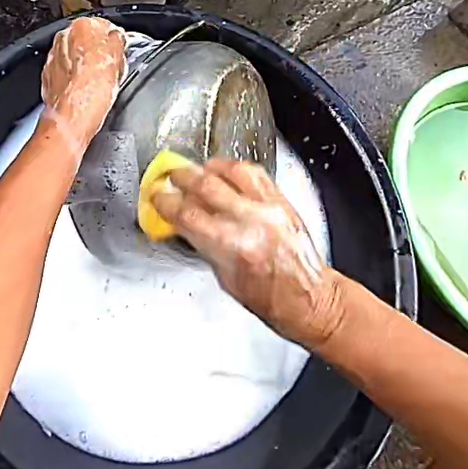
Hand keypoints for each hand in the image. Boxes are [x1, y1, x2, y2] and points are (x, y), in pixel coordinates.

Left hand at [39, 16, 124, 153]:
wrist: (73, 115)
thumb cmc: (94, 88)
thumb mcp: (119, 58)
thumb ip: (118, 40)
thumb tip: (117, 37)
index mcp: (82, 26)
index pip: (102, 25)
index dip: (114, 39)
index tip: (120, 48)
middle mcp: (63, 38)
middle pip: (85, 40)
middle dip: (97, 51)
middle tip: (111, 66)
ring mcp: (53, 58)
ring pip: (74, 56)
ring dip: (85, 65)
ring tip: (99, 81)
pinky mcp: (47, 76)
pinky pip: (65, 73)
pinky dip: (74, 79)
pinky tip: (85, 89)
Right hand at [151, 159, 344, 349]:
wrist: (311, 299)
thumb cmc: (271, 301)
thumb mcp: (225, 279)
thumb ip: (203, 244)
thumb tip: (183, 224)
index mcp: (235, 246)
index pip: (189, 215)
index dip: (166, 202)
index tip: (157, 197)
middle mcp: (253, 220)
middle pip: (206, 185)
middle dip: (181, 177)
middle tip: (168, 176)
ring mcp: (270, 206)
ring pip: (232, 171)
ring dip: (207, 167)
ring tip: (194, 170)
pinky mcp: (282, 200)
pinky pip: (255, 173)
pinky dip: (234, 168)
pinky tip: (224, 171)